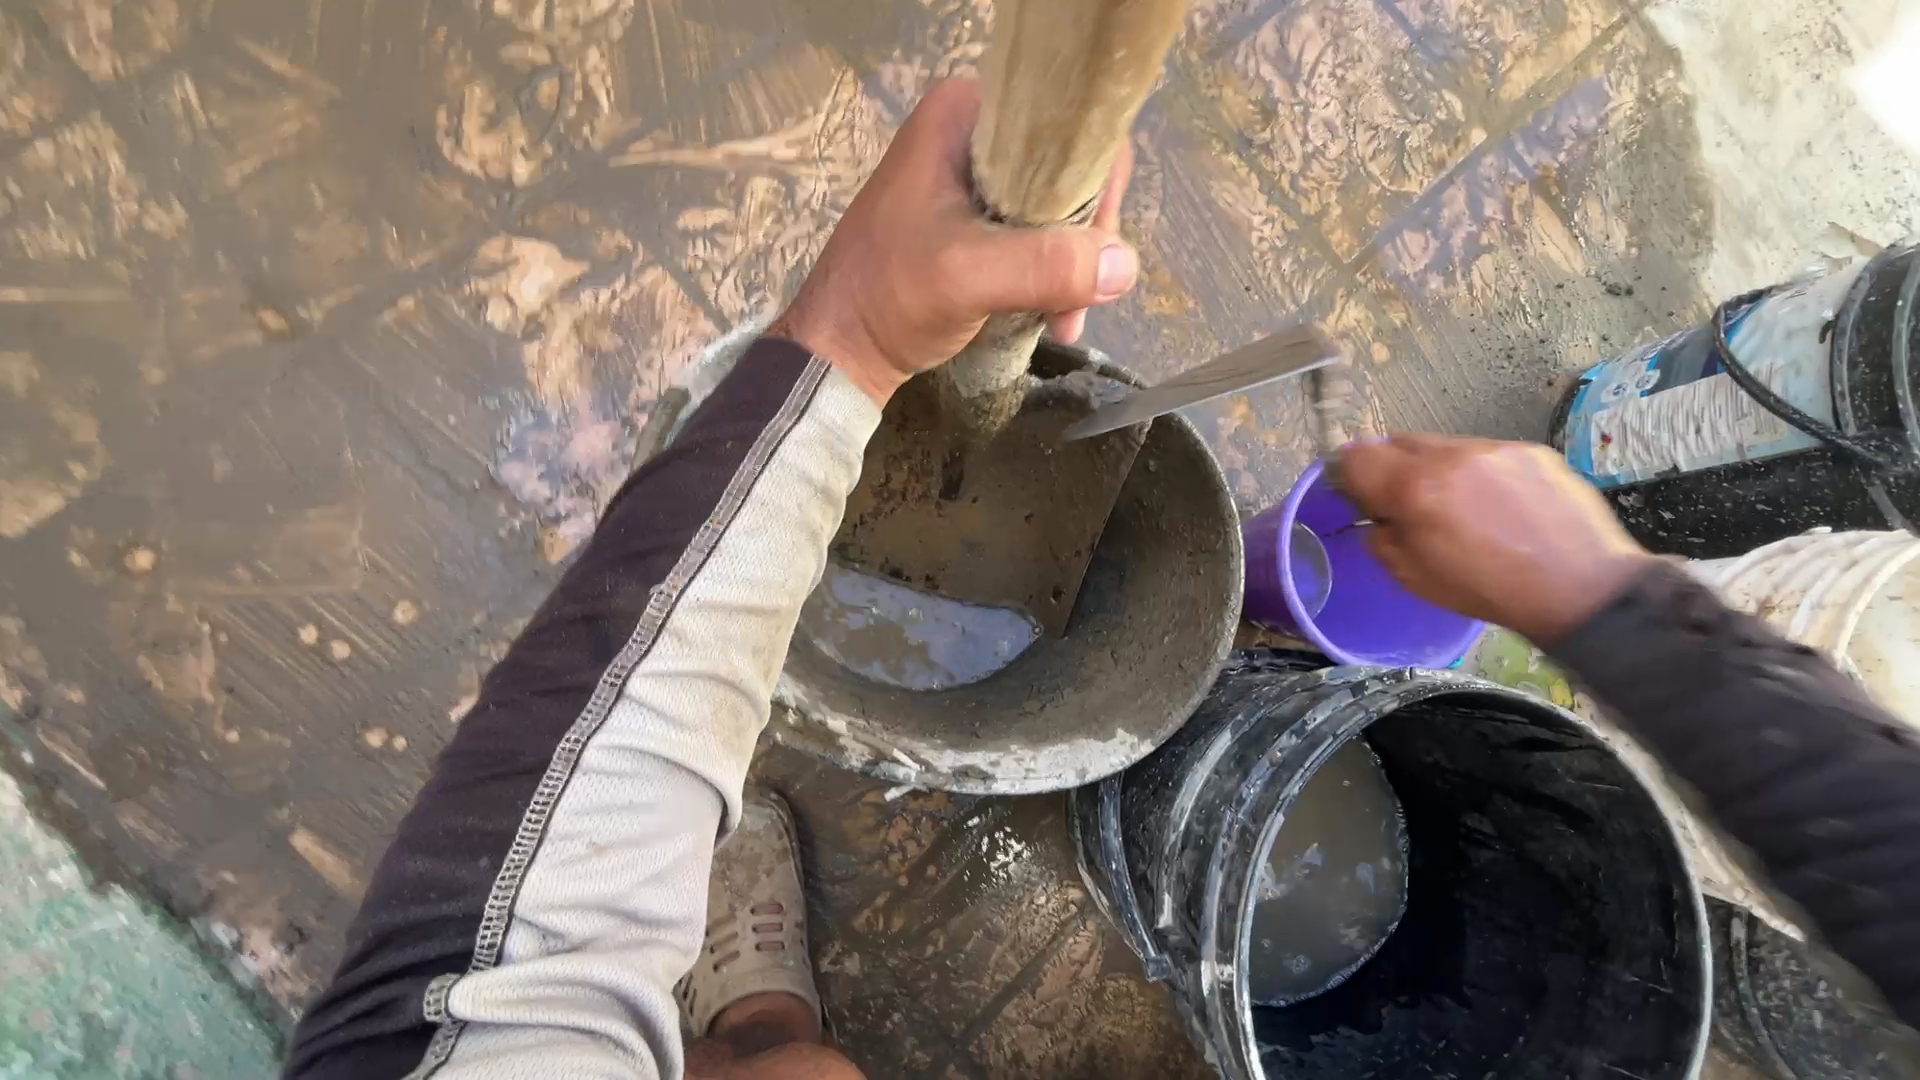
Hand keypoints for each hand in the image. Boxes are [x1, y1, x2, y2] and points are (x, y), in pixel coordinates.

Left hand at [769, 78, 1138, 404]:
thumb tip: (1124, 266)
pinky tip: (1049, 315)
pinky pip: (1035, 238)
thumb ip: (1045, 265)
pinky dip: (1049, 277)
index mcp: (967, 115)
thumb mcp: (967, 275)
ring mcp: (973, 183)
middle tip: (1080, 299)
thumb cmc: (889, 297)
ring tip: (1063, 320)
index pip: (1068, 129)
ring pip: (1057, 211)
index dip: (1095, 190)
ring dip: (1071, 268)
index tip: (1092, 252)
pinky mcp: (973, 224)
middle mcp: (975, 137)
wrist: (842, 348)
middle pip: (1069, 173)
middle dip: (1083, 242)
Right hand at [1336, 435, 1659, 645]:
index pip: (1357, 455)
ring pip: (1441, 446)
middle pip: (1396, 442)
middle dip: (1390, 467)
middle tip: (1402, 498)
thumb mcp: (1409, 574)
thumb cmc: (1483, 588)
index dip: (1347, 472)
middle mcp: (1450, 457)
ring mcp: (1493, 449)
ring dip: (1433, 468)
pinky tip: (1494, 503)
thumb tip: (1376, 513)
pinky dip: (1474, 472)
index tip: (1354, 490)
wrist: (1580, 587)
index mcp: (1413, 489)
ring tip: (1455, 503)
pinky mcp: (1529, 451)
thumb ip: (1380, 533)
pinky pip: (1482, 453)